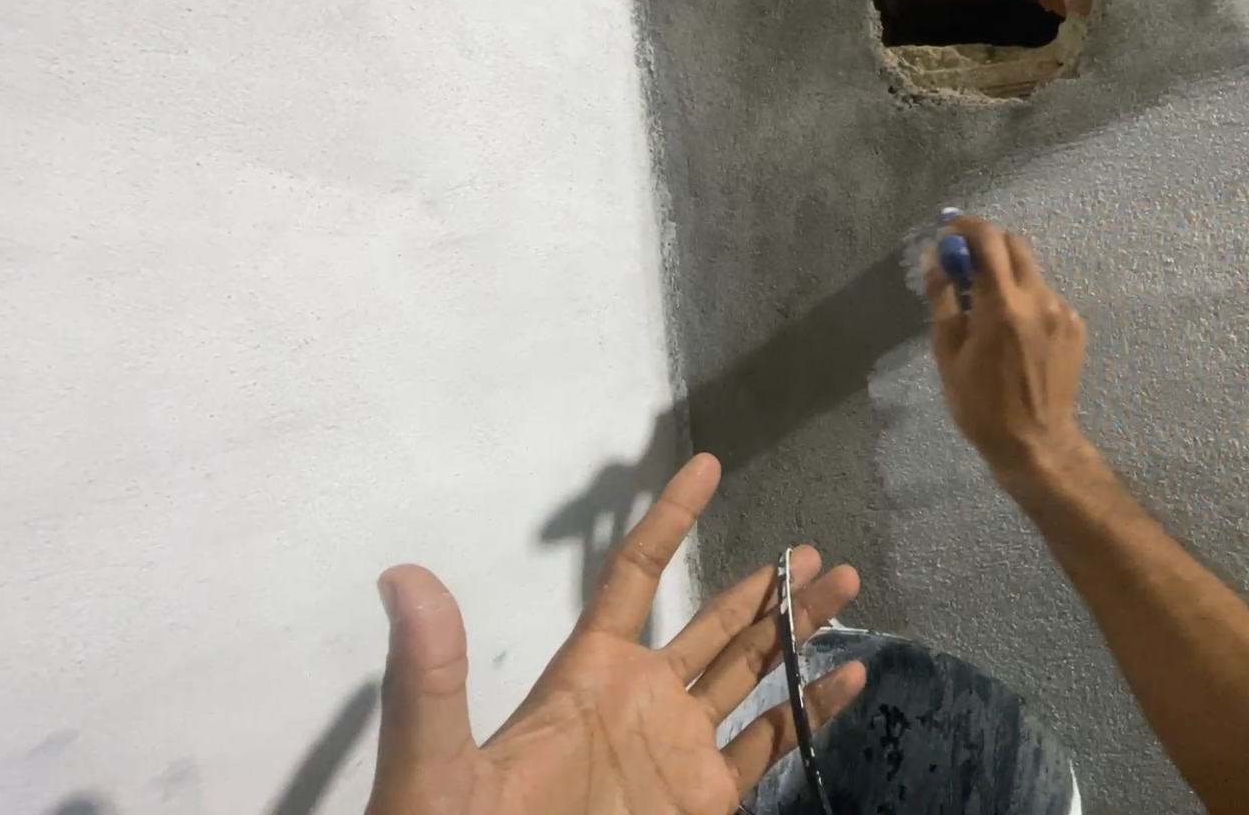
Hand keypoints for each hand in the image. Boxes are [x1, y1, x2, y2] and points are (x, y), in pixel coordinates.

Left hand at [365, 453, 865, 814]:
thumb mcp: (432, 768)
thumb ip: (428, 676)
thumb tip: (399, 575)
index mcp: (591, 671)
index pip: (638, 573)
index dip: (671, 517)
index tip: (707, 466)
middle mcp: (647, 696)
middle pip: (719, 621)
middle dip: (767, 584)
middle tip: (812, 552)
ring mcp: (681, 747)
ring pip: (754, 670)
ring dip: (798, 628)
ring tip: (843, 586)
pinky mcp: (708, 798)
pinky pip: (773, 741)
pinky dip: (813, 709)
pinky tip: (850, 678)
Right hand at [925, 215, 1091, 481]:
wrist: (1036, 444)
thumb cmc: (981, 405)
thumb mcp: (948, 355)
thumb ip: (944, 300)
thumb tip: (936, 259)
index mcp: (1002, 307)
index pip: (987, 241)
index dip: (966, 228)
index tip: (949, 233)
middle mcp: (1038, 300)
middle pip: (1015, 244)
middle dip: (987, 244)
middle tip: (964, 265)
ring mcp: (1062, 312)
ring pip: (1031, 271)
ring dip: (1005, 274)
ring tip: (986, 309)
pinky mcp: (1076, 326)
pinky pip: (1045, 297)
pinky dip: (1024, 300)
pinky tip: (1013, 333)